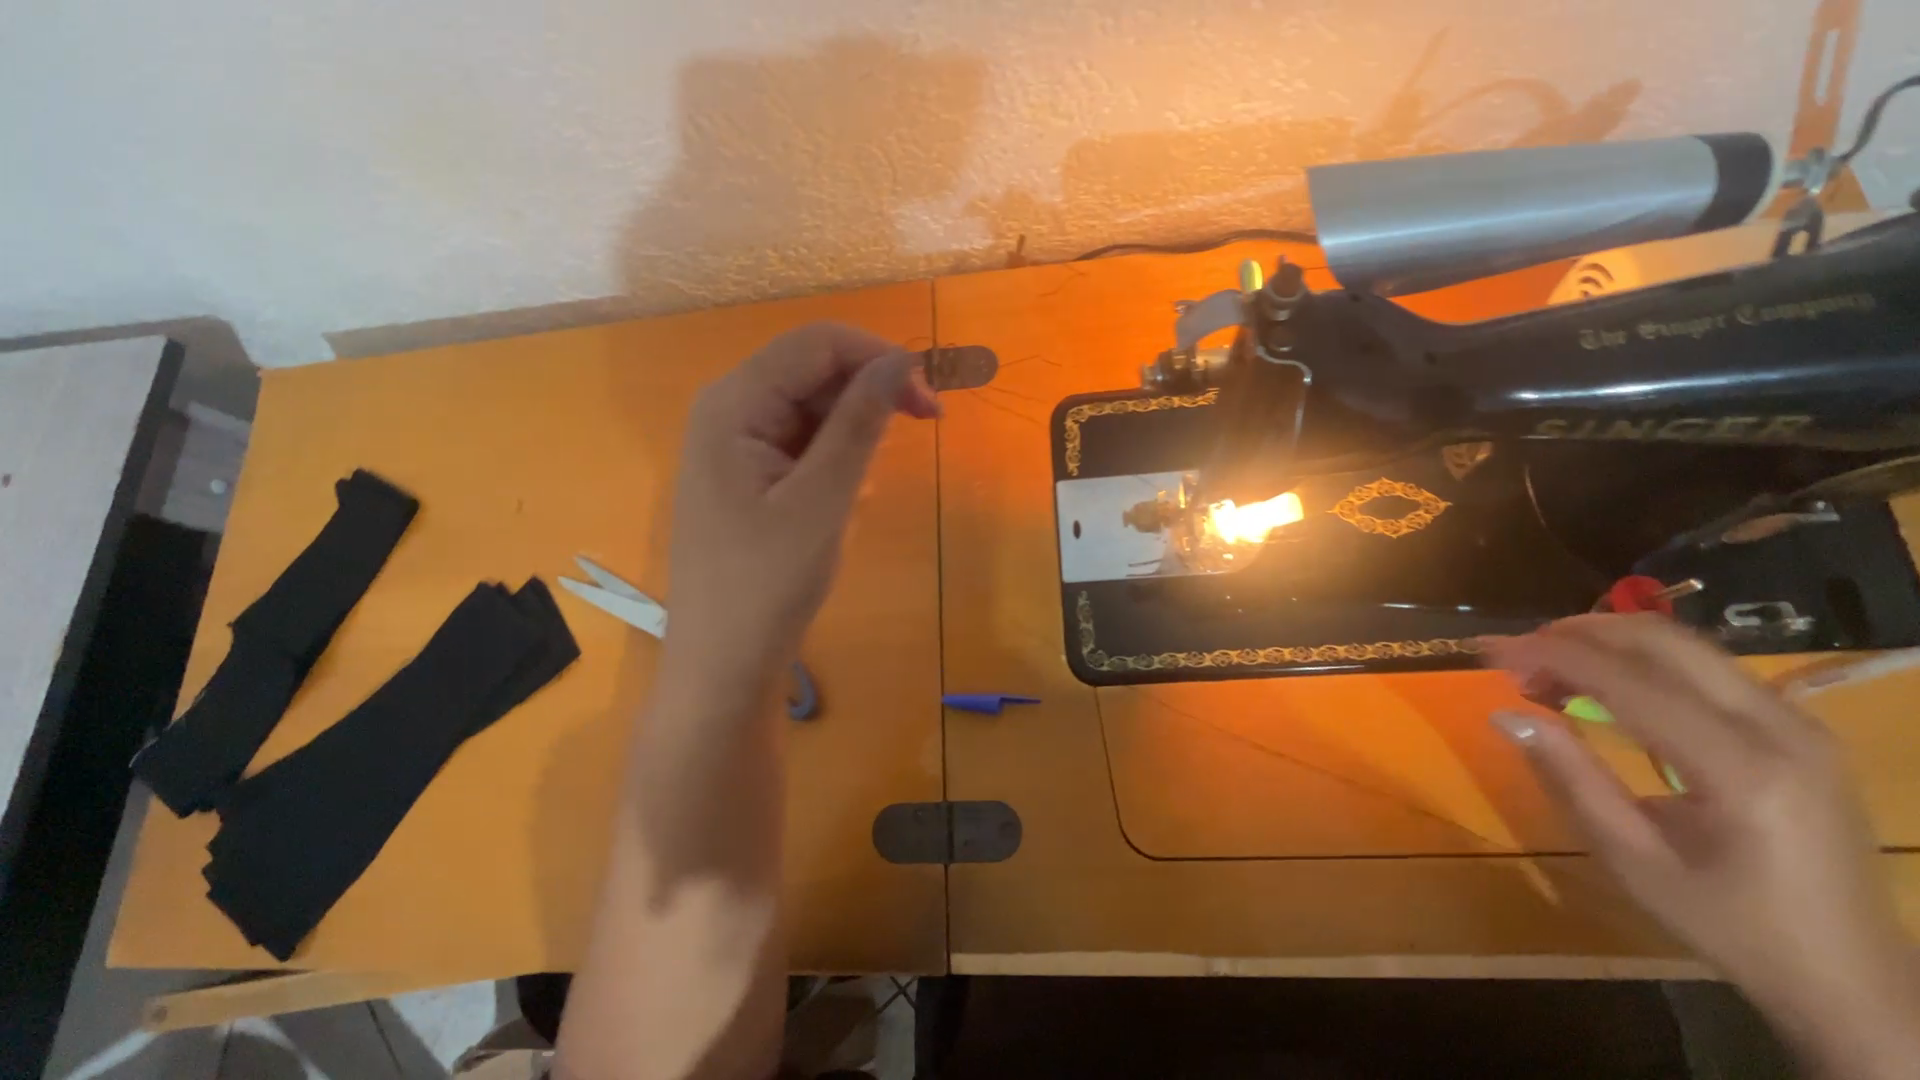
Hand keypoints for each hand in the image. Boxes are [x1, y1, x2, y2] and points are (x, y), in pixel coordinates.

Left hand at [665, 322, 938, 675]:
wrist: (723, 662)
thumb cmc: (768, 582)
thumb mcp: (823, 499)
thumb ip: (860, 422)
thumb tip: (902, 360)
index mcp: (733, 403)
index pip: (817, 343)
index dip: (880, 357)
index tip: (931, 400)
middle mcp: (728, 410)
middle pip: (812, 369)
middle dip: (871, 390)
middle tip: (926, 429)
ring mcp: (734, 444)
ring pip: (811, 406)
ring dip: (855, 428)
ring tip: (869, 482)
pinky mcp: (746, 476)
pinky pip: (801, 442)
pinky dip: (835, 458)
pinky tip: (847, 495)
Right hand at [1483, 615, 1919, 1072]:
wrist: (1849, 972)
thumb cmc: (1731, 925)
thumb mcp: (1634, 860)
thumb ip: (1571, 778)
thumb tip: (1506, 715)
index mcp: (1742, 769)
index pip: (1630, 681)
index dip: (1551, 655)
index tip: (1488, 650)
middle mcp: (1781, 727)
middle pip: (1664, 642)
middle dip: (1577, 634)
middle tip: (1516, 655)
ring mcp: (1798, 722)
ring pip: (1687, 646)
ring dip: (1608, 643)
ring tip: (1547, 668)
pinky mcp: (1798, 726)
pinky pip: (1708, 668)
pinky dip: (1643, 662)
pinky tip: (1603, 686)